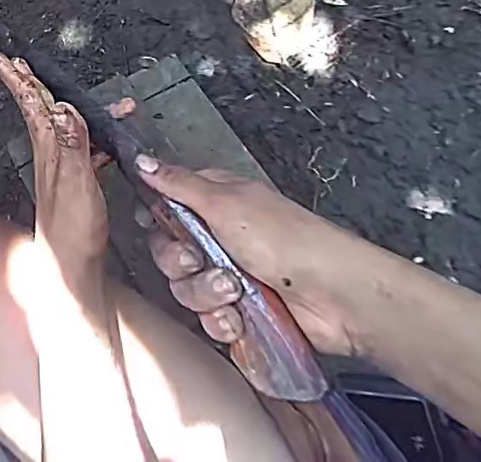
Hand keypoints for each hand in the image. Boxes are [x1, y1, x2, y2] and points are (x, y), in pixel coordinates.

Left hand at [0, 53, 107, 282]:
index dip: (18, 79)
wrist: (71, 270)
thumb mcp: (76, 183)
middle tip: (16, 62)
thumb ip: (71, 144)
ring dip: (62, 102)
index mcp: (47, 147)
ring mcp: (60, 165)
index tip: (3, 58)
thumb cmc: (72, 231)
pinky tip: (105, 134)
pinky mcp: (75, 179)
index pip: (29, 103)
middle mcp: (49, 152)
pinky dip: (92, 131)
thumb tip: (62, 108)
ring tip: (67, 88)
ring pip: (60, 123)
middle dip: (28, 82)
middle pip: (37, 107)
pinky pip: (82, 144)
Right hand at [133, 158, 401, 357]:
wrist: (340, 298)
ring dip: (204, 293)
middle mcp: (214, 236)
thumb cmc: (287, 239)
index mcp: (210, 201)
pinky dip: (221, 321)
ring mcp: (226, 275)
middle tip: (201, 260)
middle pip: (166, 250)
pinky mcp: (239, 311)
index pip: (161, 205)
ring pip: (184, 287)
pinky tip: (238, 318)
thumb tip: (140, 159)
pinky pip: (207, 319)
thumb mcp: (226, 202)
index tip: (156, 225)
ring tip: (234, 291)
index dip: (154, 219)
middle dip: (180, 262)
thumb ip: (176, 183)